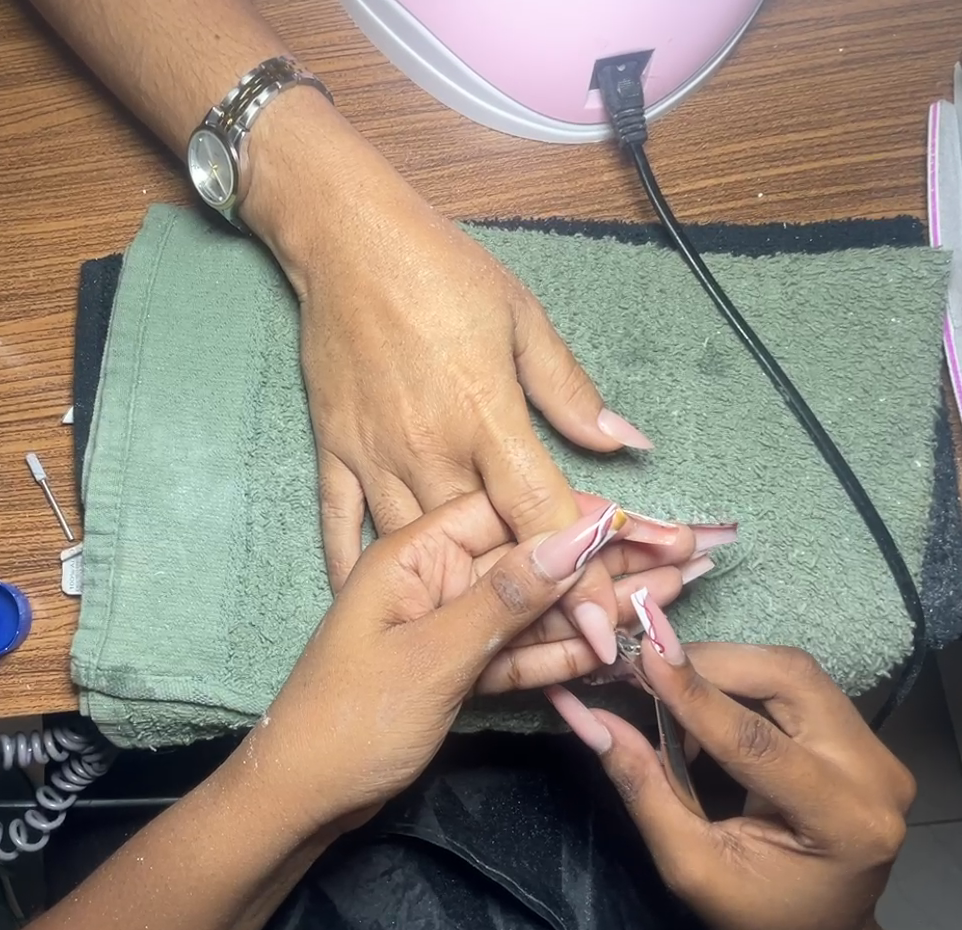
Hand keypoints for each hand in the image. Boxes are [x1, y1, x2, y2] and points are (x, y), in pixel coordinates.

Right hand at [237, 92, 665, 669]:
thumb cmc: (442, 274)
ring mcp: (373, 459)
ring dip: (443, 604)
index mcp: (483, 416)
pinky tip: (370, 611)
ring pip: (413, 552)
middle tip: (552, 652)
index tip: (602, 630)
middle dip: (519, 604)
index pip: (537, 511)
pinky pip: (340, 527)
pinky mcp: (333, 456)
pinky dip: (351, 571)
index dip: (574, 575)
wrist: (346, 245)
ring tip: (473, 650)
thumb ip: (569, 391)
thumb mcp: (521, 317)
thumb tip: (627, 444)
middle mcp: (427, 451)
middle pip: (479, 548)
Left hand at [243, 494, 643, 829]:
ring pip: (532, 610)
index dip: (580, 517)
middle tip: (690, 558)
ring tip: (675, 594)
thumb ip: (505, 596)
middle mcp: (434, 578)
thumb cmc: (353, 719)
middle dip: (606, 564)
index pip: (507, 515)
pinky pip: (516, 652)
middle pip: (530, 562)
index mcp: (414, 554)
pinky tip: (618, 647)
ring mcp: (446, 626)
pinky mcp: (456, 668)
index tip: (649, 526)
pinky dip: (562, 654)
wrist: (303, 795)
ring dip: (598, 609)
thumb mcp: (433, 654)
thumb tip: (575, 534)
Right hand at [545, 598, 916, 929]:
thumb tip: (589, 717)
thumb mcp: (687, 865)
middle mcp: (876, 776)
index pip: (757, 740)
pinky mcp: (861, 736)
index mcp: (845, 824)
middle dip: (711, 662)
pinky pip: (794, 683)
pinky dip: (738, 677)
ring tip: (669, 684)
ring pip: (792, 671)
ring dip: (723, 664)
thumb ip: (643, 786)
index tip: (644, 653)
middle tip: (647, 665)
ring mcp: (877, 750)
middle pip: (789, 680)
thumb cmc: (756, 914)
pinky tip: (703, 698)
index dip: (694, 694)